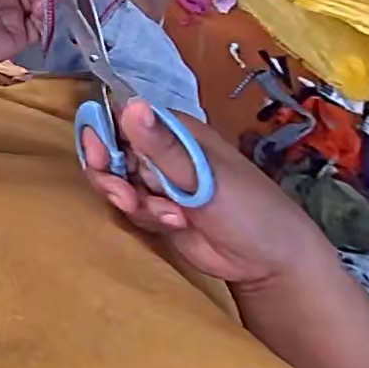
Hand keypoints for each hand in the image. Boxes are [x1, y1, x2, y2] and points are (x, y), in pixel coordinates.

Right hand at [80, 100, 324, 287]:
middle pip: (109, 151)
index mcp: (171, 129)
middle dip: (110, 176)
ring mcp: (157, 181)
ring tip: (165, 215)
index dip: (101, 134)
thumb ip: (161, 146)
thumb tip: (131, 104)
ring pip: (116, 182)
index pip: (119, 118)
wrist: (270, 262)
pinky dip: (145, 217)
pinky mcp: (155, 209)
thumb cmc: (247, 206)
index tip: (98, 158)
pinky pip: (130, 208)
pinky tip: (175, 224)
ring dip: (131, 200)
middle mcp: (159, 150)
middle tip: (124, 196)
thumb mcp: (202, 175)